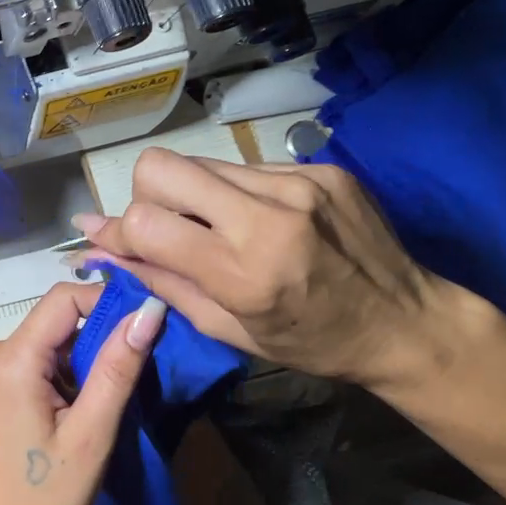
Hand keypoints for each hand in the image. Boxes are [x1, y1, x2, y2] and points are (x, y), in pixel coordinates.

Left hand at [0, 282, 163, 504]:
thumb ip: (118, 367)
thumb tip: (148, 311)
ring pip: (48, 344)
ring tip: (108, 405)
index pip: (63, 298)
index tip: (148, 325)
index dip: (108, 302)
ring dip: (83, 363)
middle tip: (137, 376)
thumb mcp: (91, 434)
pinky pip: (33, 364)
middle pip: (56, 321)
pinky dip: (63, 378)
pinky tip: (81, 413)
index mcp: (11, 357)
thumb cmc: (43, 499)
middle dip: (99, 339)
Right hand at [75, 148, 452, 391]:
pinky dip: (237, 193)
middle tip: (171, 229)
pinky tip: (264, 221)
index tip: (118, 244)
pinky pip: (245, 166)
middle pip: (159, 168)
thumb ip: (157, 280)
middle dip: (147, 197)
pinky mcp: (320, 168)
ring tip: (223, 228)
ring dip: (193, 194)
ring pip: (200, 163)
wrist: (411, 323)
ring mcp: (297, 184)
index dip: (119, 232)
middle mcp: (267, 216)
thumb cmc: (311, 342)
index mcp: (243, 271)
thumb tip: (94, 246)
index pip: (144, 222)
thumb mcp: (225, 327)